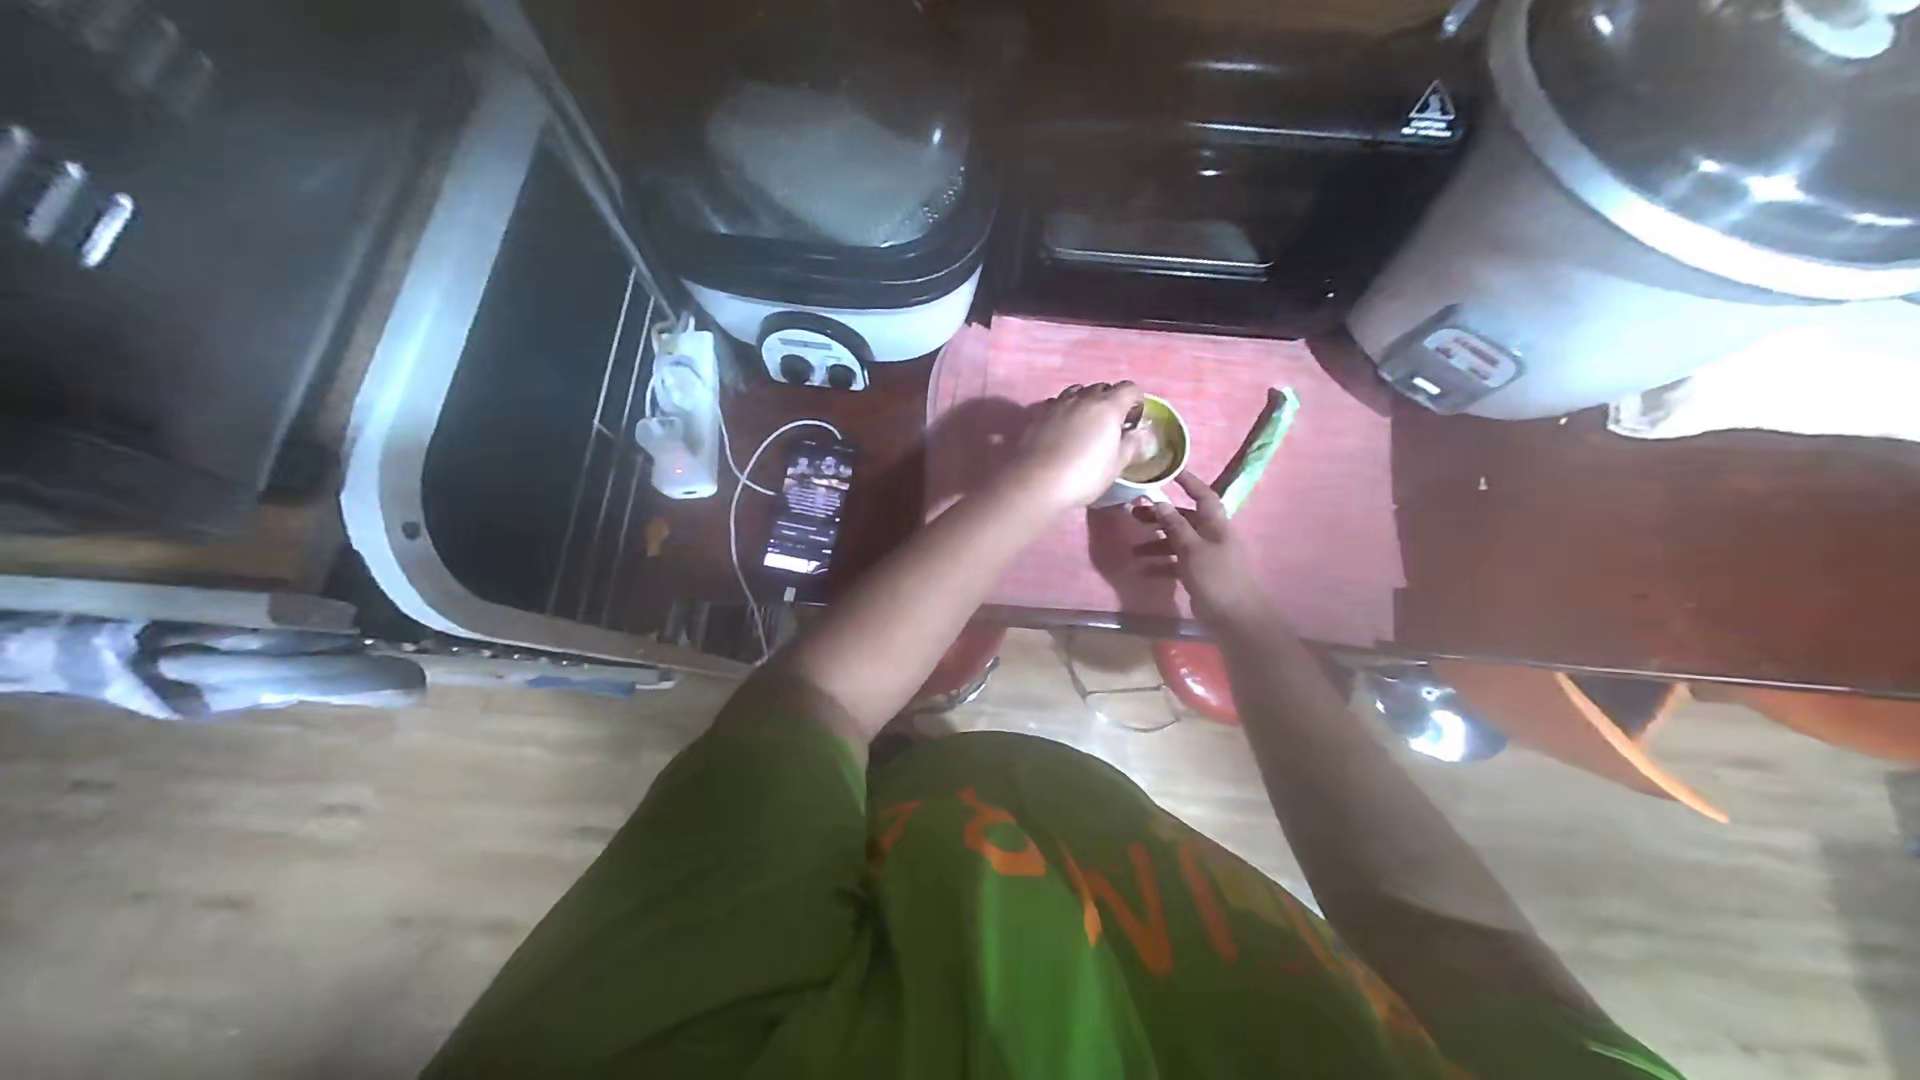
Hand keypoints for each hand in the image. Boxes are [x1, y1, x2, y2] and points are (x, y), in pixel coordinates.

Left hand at [1004, 382, 1149, 511]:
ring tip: (1084, 424)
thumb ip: (1130, 445)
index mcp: (1107, 406)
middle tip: (1109, 424)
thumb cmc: (1083, 476)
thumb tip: (1135, 434)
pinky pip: (1055, 404)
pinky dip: (1063, 410)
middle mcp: (1081, 398)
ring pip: (1076, 392)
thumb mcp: (1116, 466)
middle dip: (1110, 400)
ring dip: (1084, 402)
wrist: (1035, 482)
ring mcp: (1056, 404)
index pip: (1129, 388)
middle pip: (1101, 388)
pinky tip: (1060, 429)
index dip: (1136, 401)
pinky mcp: (1036, 414)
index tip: (1133, 420)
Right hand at [1133, 471, 1282, 631]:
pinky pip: (1176, 563)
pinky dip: (1161, 564)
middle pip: (1184, 519)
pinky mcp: (1198, 574)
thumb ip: (1175, 525)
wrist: (1234, 616)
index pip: (1203, 495)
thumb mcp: (1192, 548)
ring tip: (1133, 549)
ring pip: (1177, 542)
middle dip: (1160, 516)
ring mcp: (1205, 556)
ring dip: (1156, 543)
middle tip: (1134, 514)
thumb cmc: (1216, 576)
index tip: (1169, 472)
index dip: (1188, 482)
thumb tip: (1159, 502)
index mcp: (1216, 524)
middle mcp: (1211, 536)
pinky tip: (1144, 569)